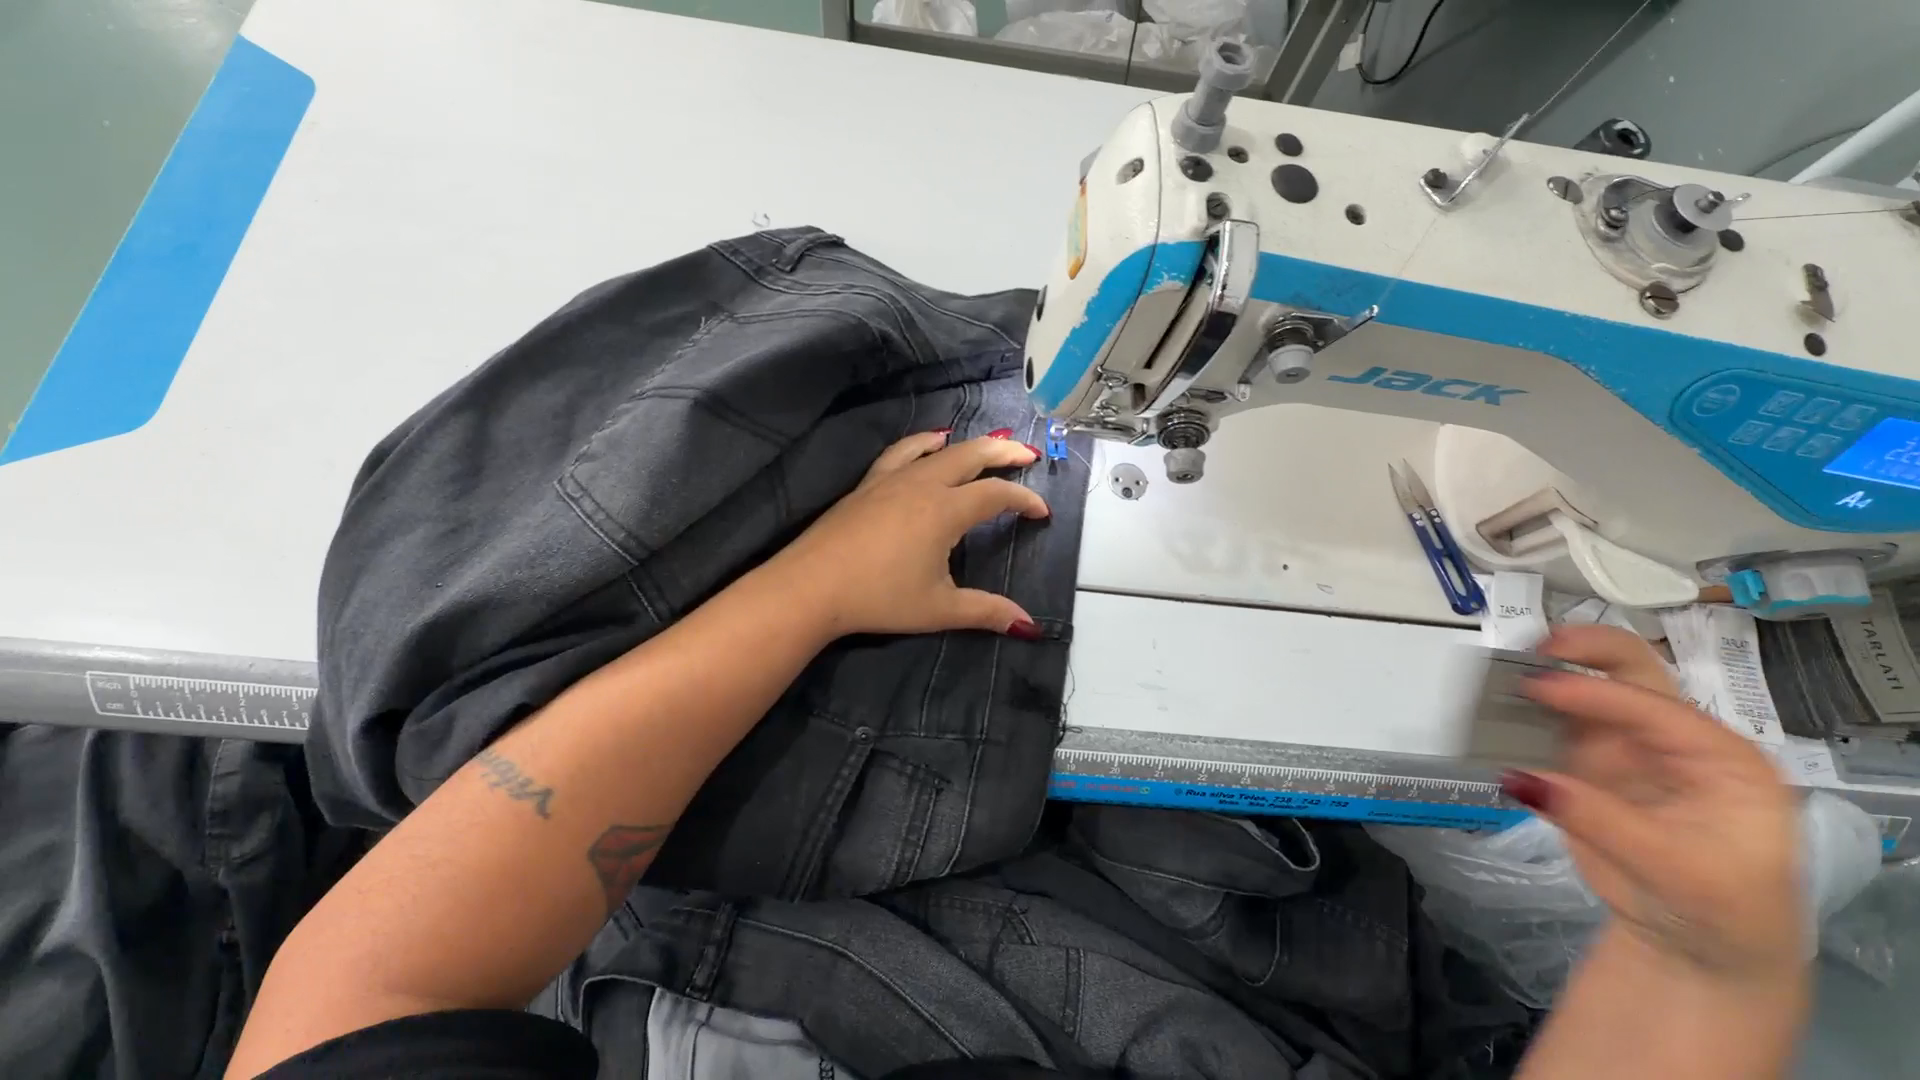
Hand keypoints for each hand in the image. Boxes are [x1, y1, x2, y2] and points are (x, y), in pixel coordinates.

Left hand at [763, 429, 1049, 638]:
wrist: (811, 585)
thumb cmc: (879, 598)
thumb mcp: (939, 609)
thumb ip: (986, 611)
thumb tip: (1029, 625)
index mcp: (946, 510)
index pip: (996, 494)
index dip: (1024, 500)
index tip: (1041, 512)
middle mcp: (923, 484)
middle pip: (972, 455)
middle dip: (1004, 452)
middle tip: (1028, 454)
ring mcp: (892, 480)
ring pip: (938, 450)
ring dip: (969, 445)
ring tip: (988, 445)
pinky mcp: (868, 484)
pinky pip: (903, 452)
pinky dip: (923, 443)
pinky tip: (930, 442)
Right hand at [1512, 625, 1801, 980]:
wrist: (1698, 946)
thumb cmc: (1718, 908)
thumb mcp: (1671, 869)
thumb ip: (1597, 819)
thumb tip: (1520, 778)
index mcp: (1722, 758)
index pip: (1656, 708)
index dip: (1597, 692)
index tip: (1539, 686)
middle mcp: (1674, 740)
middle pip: (1634, 672)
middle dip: (1584, 651)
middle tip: (1533, 648)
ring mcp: (1628, 748)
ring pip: (1588, 691)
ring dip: (1547, 676)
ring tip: (1502, 673)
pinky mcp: (1589, 765)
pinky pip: (1554, 728)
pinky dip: (1525, 713)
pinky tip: (1494, 709)